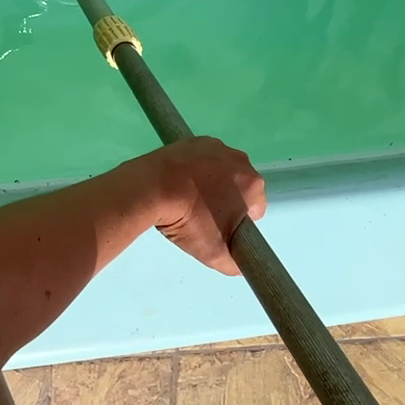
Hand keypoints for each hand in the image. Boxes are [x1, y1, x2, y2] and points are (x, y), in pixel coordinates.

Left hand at [126, 137, 266, 275]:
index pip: (255, 209)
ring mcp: (212, 145)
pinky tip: (175, 183)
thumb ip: (236, 264)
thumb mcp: (216, 255)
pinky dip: (190, 170)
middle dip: (224, 201)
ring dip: (207, 184)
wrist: (150, 189)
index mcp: (253, 183)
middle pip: (237, 187)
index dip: (238, 223)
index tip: (218, 228)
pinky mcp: (188, 140)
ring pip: (217, 172)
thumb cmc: (189, 220)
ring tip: (185, 200)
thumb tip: (236, 263)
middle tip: (201, 216)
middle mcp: (238, 159)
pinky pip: (196, 160)